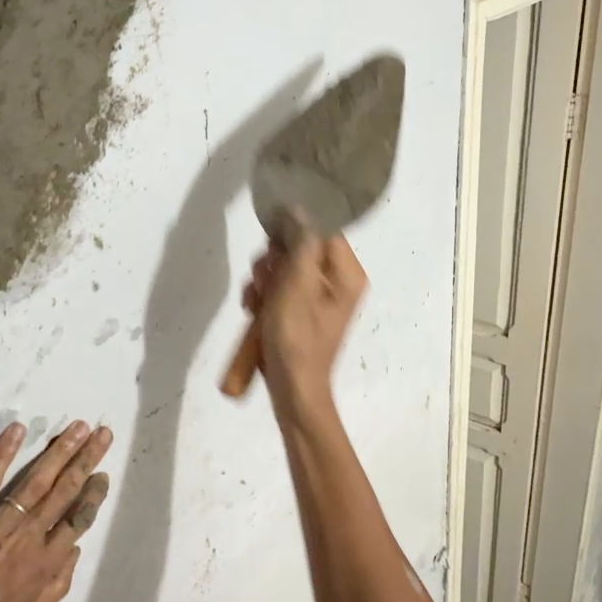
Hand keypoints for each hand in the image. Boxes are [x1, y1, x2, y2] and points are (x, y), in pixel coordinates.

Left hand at [0, 421, 113, 601]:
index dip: (93, 494)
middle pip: (64, 491)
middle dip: (86, 459)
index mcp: (46, 563)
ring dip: (59, 451)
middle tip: (103, 433)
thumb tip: (76, 549)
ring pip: (36, 480)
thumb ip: (59, 583)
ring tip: (77, 427)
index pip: (78, 519)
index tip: (103, 474)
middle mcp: (28, 538)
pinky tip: (18, 430)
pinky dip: (4, 453)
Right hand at [242, 210, 368, 415]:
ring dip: (264, 280)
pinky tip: (254, 311)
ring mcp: (319, 298)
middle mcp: (338, 281)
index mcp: (347, 273)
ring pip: (285, 268)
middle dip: (274, 262)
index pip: (322, 229)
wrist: (292, 391)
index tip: (271, 242)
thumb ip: (301, 244)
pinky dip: (264, 297)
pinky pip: (280, 289)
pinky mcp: (301, 312)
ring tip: (255, 302)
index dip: (293, 231)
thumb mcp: (298, 286)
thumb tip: (299, 210)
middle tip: (262, 280)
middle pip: (300, 248)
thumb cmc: (297, 339)